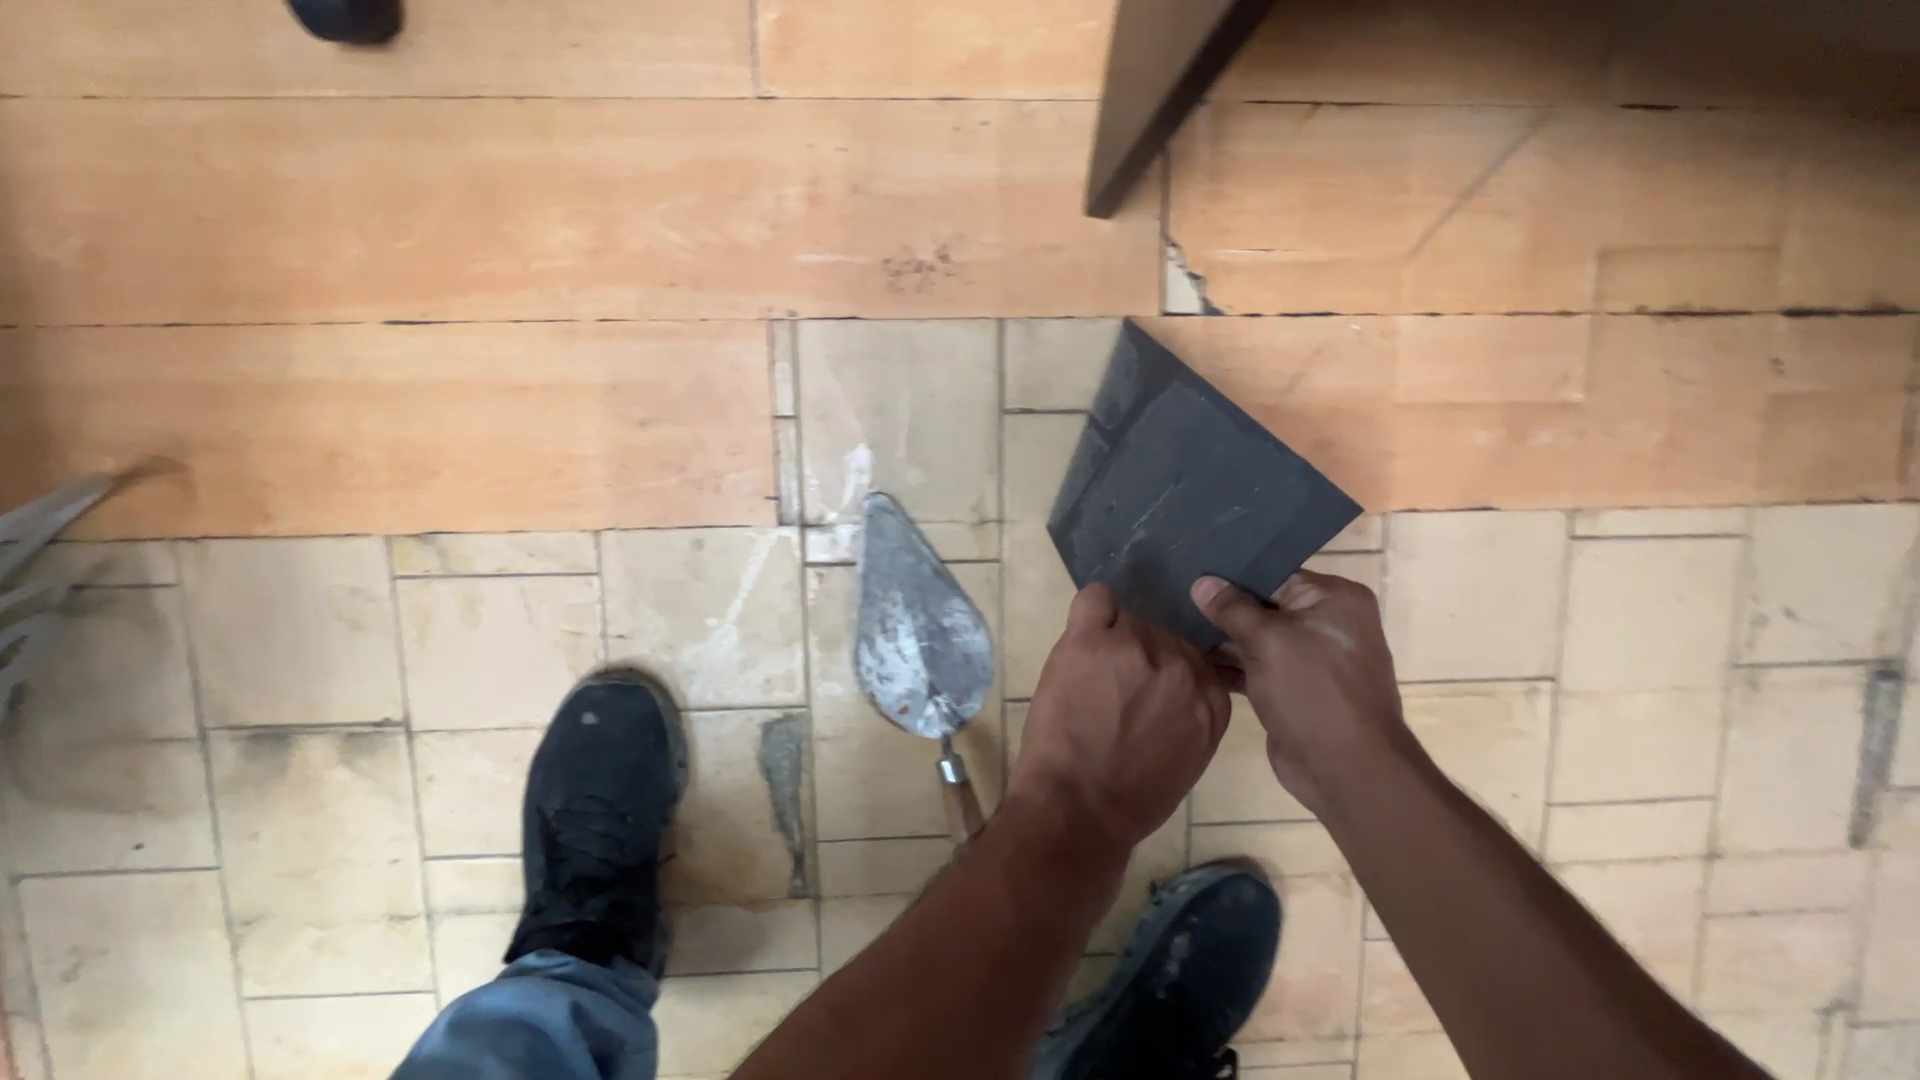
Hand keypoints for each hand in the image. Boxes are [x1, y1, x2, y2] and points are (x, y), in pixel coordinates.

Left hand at [1008, 584, 1231, 855]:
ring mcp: (1136, 645)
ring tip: (1089, 677)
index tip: (1146, 687)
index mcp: (1212, 696)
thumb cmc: (1132, 797)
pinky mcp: (1091, 640)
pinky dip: (1091, 611)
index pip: (1196, 656)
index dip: (1168, 670)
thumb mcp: (1188, 756)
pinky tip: (1082, 637)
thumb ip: (1194, 711)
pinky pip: (1096, 599)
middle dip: (1139, 657)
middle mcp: (1181, 663)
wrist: (1078, 809)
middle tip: (1112, 688)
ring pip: (1126, 619)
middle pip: (1161, 634)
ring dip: (1110, 642)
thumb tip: (1180, 683)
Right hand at [1190, 570, 1416, 815]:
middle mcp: (1327, 623)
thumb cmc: (1313, 692)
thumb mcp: (1268, 641)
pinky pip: (1256, 667)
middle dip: (1222, 607)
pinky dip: (1229, 665)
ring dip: (1221, 638)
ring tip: (1172, 623)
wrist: (1346, 769)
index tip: (1190, 569)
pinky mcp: (1293, 689)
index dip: (1232, 573)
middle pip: (1265, 605)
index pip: (1275, 574)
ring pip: (1257, 638)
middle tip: (1173, 595)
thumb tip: (1201, 582)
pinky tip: (1191, 658)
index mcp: (1334, 599)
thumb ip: (1232, 609)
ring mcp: (1311, 659)